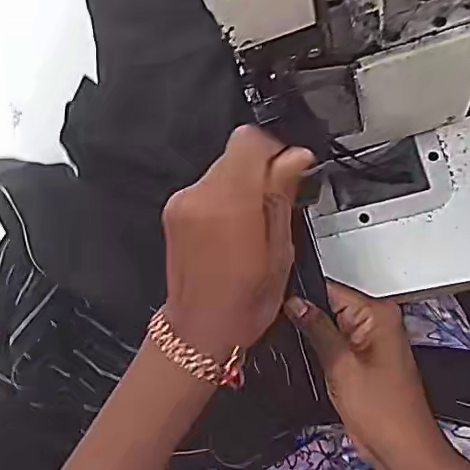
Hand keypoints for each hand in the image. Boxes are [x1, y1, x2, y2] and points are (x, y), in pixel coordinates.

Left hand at [160, 126, 312, 355]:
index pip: (249, 140)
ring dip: (243, 187)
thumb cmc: (242, 302)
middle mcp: (199, 197)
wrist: (201, 329)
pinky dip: (224, 200)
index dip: (275, 150)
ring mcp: (182, 204)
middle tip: (275, 205)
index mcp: (229, 203)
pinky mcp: (173, 212)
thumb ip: (282, 194)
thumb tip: (295, 158)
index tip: (288, 169)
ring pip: (222, 170)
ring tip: (254, 225)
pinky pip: (206, 189)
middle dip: (260, 171)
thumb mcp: (280, 250)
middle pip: (236, 153)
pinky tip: (235, 230)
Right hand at [285, 281, 444, 465]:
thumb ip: (316, 329)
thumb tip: (296, 303)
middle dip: (308, 320)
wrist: (402, 450)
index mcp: (379, 313)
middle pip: (330, 306)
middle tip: (289, 335)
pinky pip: (337, 346)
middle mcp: (378, 322)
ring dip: (315, 340)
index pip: (331, 288)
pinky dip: (324, 355)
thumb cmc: (385, 412)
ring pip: (330, 328)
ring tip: (306, 355)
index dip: (303, 297)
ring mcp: (372, 342)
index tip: (279, 305)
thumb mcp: (341, 365)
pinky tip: (317, 366)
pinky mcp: (364, 361)